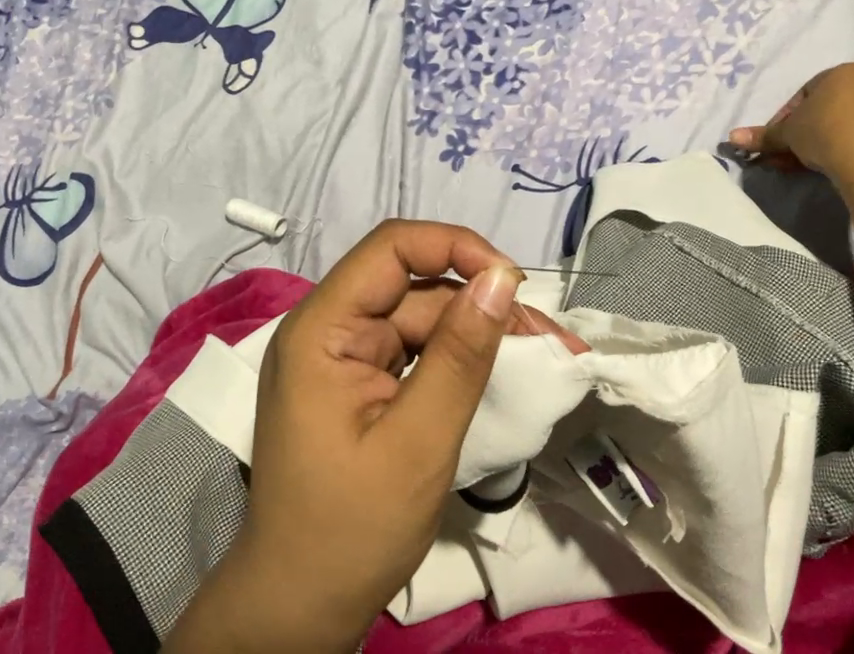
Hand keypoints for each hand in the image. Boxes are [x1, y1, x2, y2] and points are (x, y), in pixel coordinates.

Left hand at [166, 220, 529, 651]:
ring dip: (476, 333)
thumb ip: (460, 355)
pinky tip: (497, 372)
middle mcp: (327, 330)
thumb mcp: (418, 440)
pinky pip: (411, 354)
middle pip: (411, 287)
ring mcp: (341, 361)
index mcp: (321, 329)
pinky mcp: (357, 388)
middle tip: (552, 339)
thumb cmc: (352, 528)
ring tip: (542, 355)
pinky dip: (455, 361)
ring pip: (418, 320)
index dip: (455, 248)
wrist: (302, 605)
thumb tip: (500, 278)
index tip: (513, 284)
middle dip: (481, 302)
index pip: (390, 249)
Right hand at [728, 62, 853, 177]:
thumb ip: (764, 135)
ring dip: (819, 145)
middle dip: (802, 134)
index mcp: (844, 71)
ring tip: (801, 165)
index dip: (786, 117)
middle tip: (785, 154)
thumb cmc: (824, 128)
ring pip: (841, 126)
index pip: (805, 93)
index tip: (778, 139)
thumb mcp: (787, 132)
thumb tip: (732, 138)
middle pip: (824, 111)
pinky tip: (826, 166)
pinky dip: (841, 150)